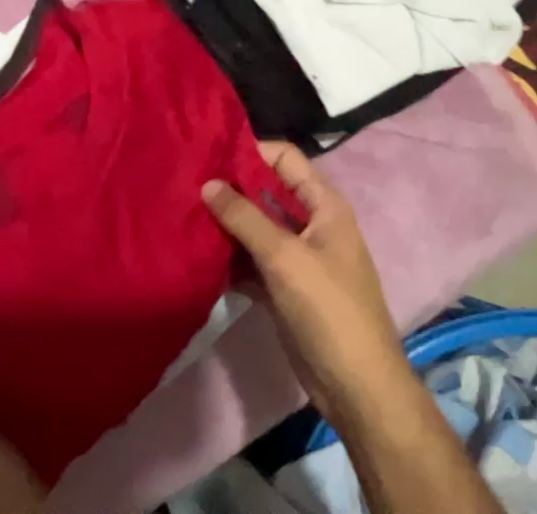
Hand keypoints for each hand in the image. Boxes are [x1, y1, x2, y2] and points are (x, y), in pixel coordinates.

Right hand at [201, 141, 405, 420]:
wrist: (356, 385)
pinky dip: (228, 258)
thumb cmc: (329, 310)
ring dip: (224, 224)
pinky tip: (195, 253)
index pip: (284, 159)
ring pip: (254, 228)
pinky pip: (250, 261)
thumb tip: (207, 183)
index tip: (206, 153)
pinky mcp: (282, 287)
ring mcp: (297, 257)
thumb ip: (244, 217)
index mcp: (324, 206)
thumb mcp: (285, 257)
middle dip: (229, 187)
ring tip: (181, 214)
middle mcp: (311, 224)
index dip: (249, 151)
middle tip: (183, 182)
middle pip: (265, 192)